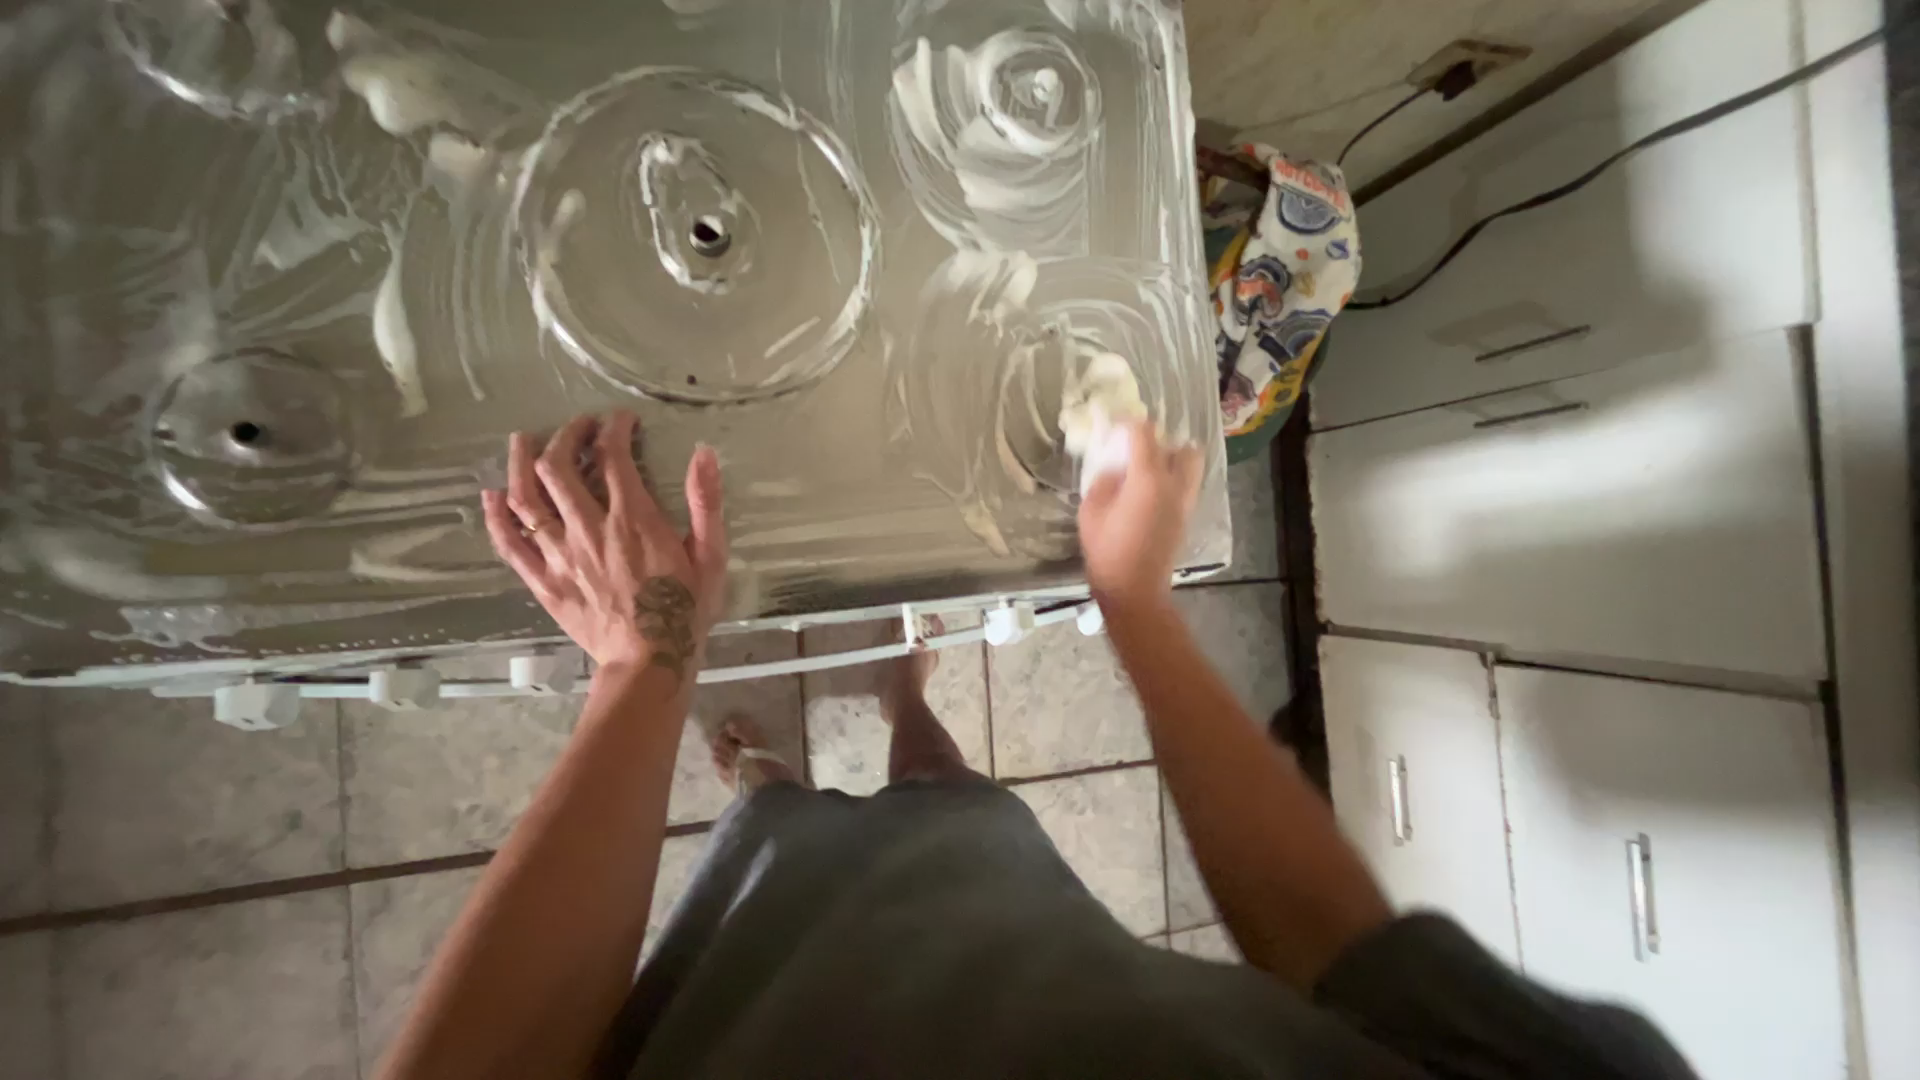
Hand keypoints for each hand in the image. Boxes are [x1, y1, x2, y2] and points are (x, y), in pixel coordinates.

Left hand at [481, 411, 727, 681]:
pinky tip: (492, 496)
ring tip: (524, 441)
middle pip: (558, 466)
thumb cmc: (686, 610)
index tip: (622, 421)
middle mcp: (589, 529)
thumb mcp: (711, 556)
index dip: (614, 429)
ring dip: (520, 462)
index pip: (614, 456)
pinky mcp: (543, 581)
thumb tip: (703, 453)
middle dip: (566, 436)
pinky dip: (496, 516)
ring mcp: (560, 555)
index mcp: (633, 519)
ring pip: (525, 497)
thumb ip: (706, 502)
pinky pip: (509, 544)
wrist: (648, 661)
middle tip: (579, 428)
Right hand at [1076, 420, 1201, 609]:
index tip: (1115, 425)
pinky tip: (1149, 493)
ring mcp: (1184, 502)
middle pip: (1182, 446)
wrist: (1134, 591)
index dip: (1129, 423)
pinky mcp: (1185, 518)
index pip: (1145, 433)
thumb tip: (1113, 469)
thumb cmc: (1106, 551)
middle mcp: (1173, 485)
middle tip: (1138, 449)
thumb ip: (1103, 481)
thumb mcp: (1091, 511)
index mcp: (1148, 479)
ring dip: (1174, 459)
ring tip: (1148, 469)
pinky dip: (1173, 479)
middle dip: (1161, 440)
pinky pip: (1186, 486)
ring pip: (1191, 466)